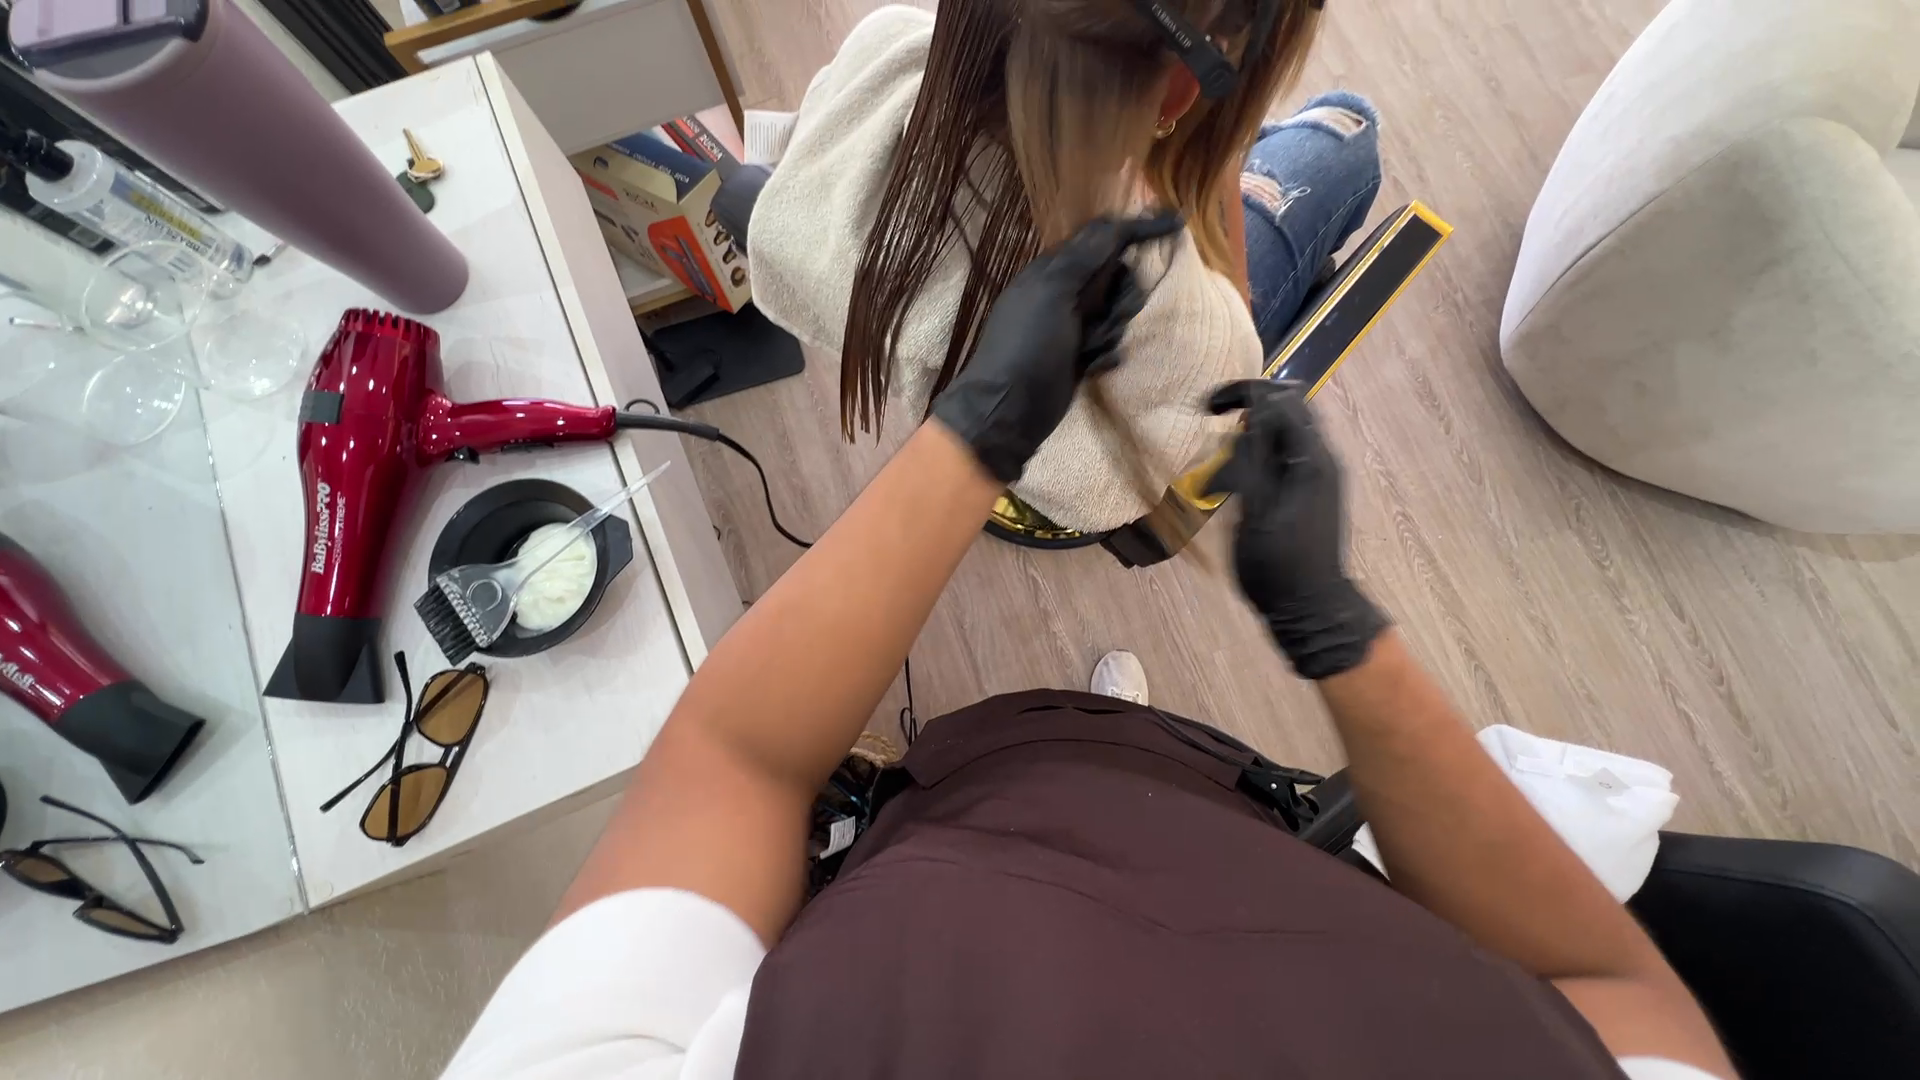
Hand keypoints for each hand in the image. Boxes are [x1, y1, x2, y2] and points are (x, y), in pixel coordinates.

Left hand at [930, 212, 1183, 483]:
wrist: (1009, 409)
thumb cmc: (1027, 344)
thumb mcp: (1054, 289)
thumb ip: (1087, 254)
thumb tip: (1121, 222)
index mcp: (1053, 269)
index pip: (1102, 237)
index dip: (1135, 230)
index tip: (1175, 223)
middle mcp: (1064, 293)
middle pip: (1117, 277)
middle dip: (1120, 295)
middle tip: (1103, 316)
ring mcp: (1071, 327)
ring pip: (1116, 312)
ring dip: (1111, 328)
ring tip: (1089, 348)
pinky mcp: (1078, 358)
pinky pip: (1110, 345)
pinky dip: (1106, 354)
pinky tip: (1092, 365)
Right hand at [1204, 380, 1386, 678]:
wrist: (1311, 607)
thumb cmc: (1277, 564)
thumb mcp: (1255, 510)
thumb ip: (1252, 459)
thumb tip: (1249, 412)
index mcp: (1310, 459)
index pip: (1280, 399)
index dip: (1242, 392)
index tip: (1207, 407)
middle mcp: (1321, 459)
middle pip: (1290, 408)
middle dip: (1250, 406)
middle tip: (1216, 420)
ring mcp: (1319, 476)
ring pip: (1287, 431)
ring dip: (1253, 433)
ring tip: (1222, 459)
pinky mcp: (1312, 491)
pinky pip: (1286, 454)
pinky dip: (1260, 453)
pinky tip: (1239, 479)